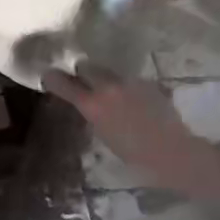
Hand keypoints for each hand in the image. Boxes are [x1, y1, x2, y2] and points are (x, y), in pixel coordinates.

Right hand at [44, 67, 208, 178]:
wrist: (171, 152)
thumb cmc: (134, 154)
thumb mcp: (103, 134)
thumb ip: (93, 113)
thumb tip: (89, 102)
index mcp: (92, 104)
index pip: (62, 82)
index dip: (52, 78)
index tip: (48, 76)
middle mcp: (108, 87)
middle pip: (87, 65)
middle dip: (82, 71)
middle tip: (83, 80)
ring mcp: (130, 82)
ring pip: (110, 71)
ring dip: (106, 78)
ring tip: (112, 92)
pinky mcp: (148, 82)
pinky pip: (130, 79)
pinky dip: (127, 86)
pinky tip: (135, 100)